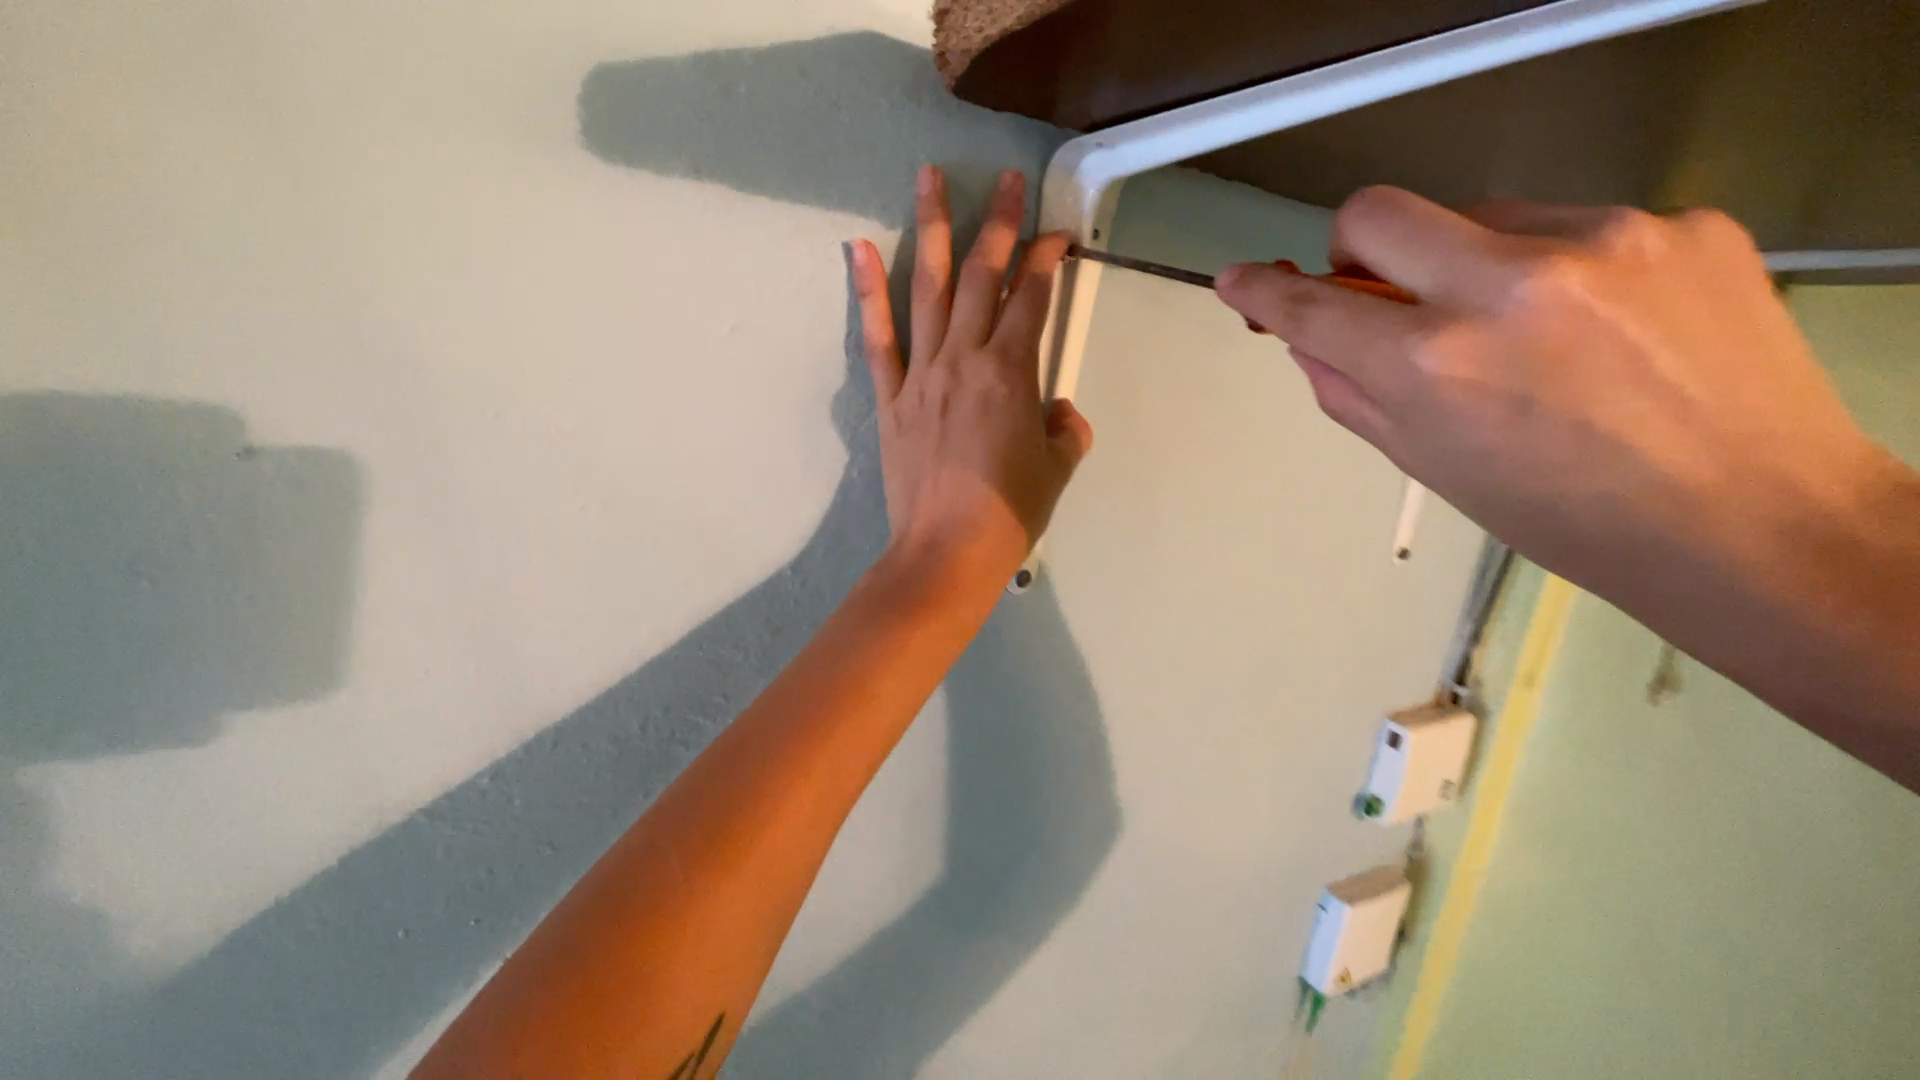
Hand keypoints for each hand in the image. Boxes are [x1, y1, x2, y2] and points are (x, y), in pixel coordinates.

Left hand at [852, 166, 1093, 586]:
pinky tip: (861, 250)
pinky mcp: (890, 398)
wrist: (946, 553)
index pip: (1034, 299)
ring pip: (931, 290)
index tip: (1058, 235)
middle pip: (985, 278)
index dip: (1048, 261)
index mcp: (1012, 374)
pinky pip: (878, 338)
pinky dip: (870, 293)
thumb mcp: (1057, 470)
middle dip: (1000, 224)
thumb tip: (1058, 410)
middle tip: (1007, 180)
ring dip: (933, 230)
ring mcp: (922, 374)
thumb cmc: (1009, 515)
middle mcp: (965, 359)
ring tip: (929, 178)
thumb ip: (1064, 430)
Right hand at [1213, 187, 1888, 606]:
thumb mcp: (1431, 464)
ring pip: (1480, 215)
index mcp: (1434, 363)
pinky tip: (1594, 326)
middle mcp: (1505, 283)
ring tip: (1520, 332)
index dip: (1263, 292)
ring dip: (1466, 263)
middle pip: (1379, 212)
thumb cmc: (1568, 515)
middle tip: (1381, 293)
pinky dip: (1553, 266)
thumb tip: (1308, 338)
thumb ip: (1352, 390)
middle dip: (1355, 247)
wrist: (1751, 520)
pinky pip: (1572, 224)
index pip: (1313, 305)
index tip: (1240, 281)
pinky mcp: (1678, 223)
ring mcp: (1600, 241)